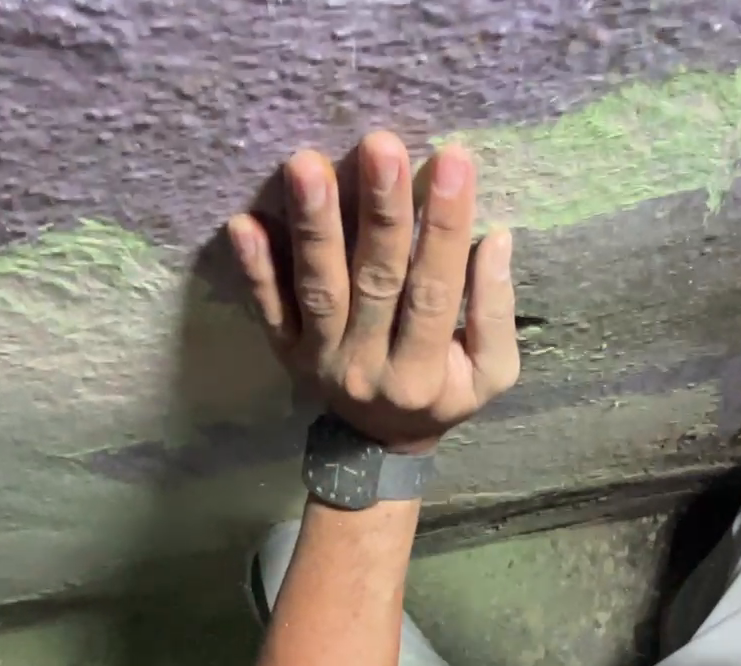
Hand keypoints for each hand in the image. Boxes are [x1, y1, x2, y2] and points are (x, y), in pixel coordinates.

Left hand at [227, 132, 518, 452]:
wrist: (382, 442)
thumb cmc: (443, 396)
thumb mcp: (490, 376)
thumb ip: (496, 315)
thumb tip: (496, 240)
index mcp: (422, 374)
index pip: (436, 293)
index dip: (445, 230)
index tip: (454, 163)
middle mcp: (367, 367)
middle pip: (375, 282)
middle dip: (380, 213)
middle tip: (380, 147)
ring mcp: (320, 359)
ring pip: (319, 289)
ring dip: (314, 227)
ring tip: (308, 166)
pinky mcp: (287, 351)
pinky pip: (269, 310)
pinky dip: (255, 270)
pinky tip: (244, 224)